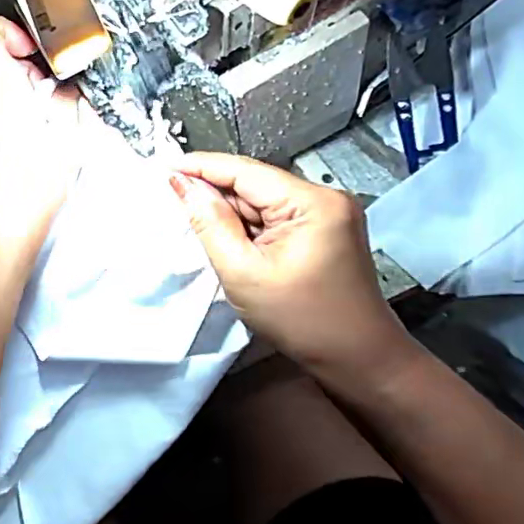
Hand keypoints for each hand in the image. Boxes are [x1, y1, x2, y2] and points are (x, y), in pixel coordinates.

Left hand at [0, 15, 88, 264]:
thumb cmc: (25, 189)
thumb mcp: (67, 140)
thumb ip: (68, 103)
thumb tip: (68, 92)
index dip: (7, 29)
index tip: (33, 49)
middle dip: (22, 68)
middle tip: (50, 91)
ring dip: (14, 94)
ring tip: (44, 121)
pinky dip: (3, 115)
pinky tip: (28, 142)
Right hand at [169, 152, 417, 392]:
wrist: (357, 358)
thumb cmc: (302, 321)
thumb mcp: (243, 272)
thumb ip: (211, 223)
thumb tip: (184, 185)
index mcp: (312, 202)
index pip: (245, 170)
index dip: (203, 166)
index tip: (167, 166)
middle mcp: (326, 197)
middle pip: (255, 184)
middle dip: (215, 193)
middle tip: (173, 200)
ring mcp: (329, 213)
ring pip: (263, 201)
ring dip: (231, 213)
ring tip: (198, 226)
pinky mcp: (326, 229)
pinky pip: (276, 216)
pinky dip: (250, 226)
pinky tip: (230, 240)